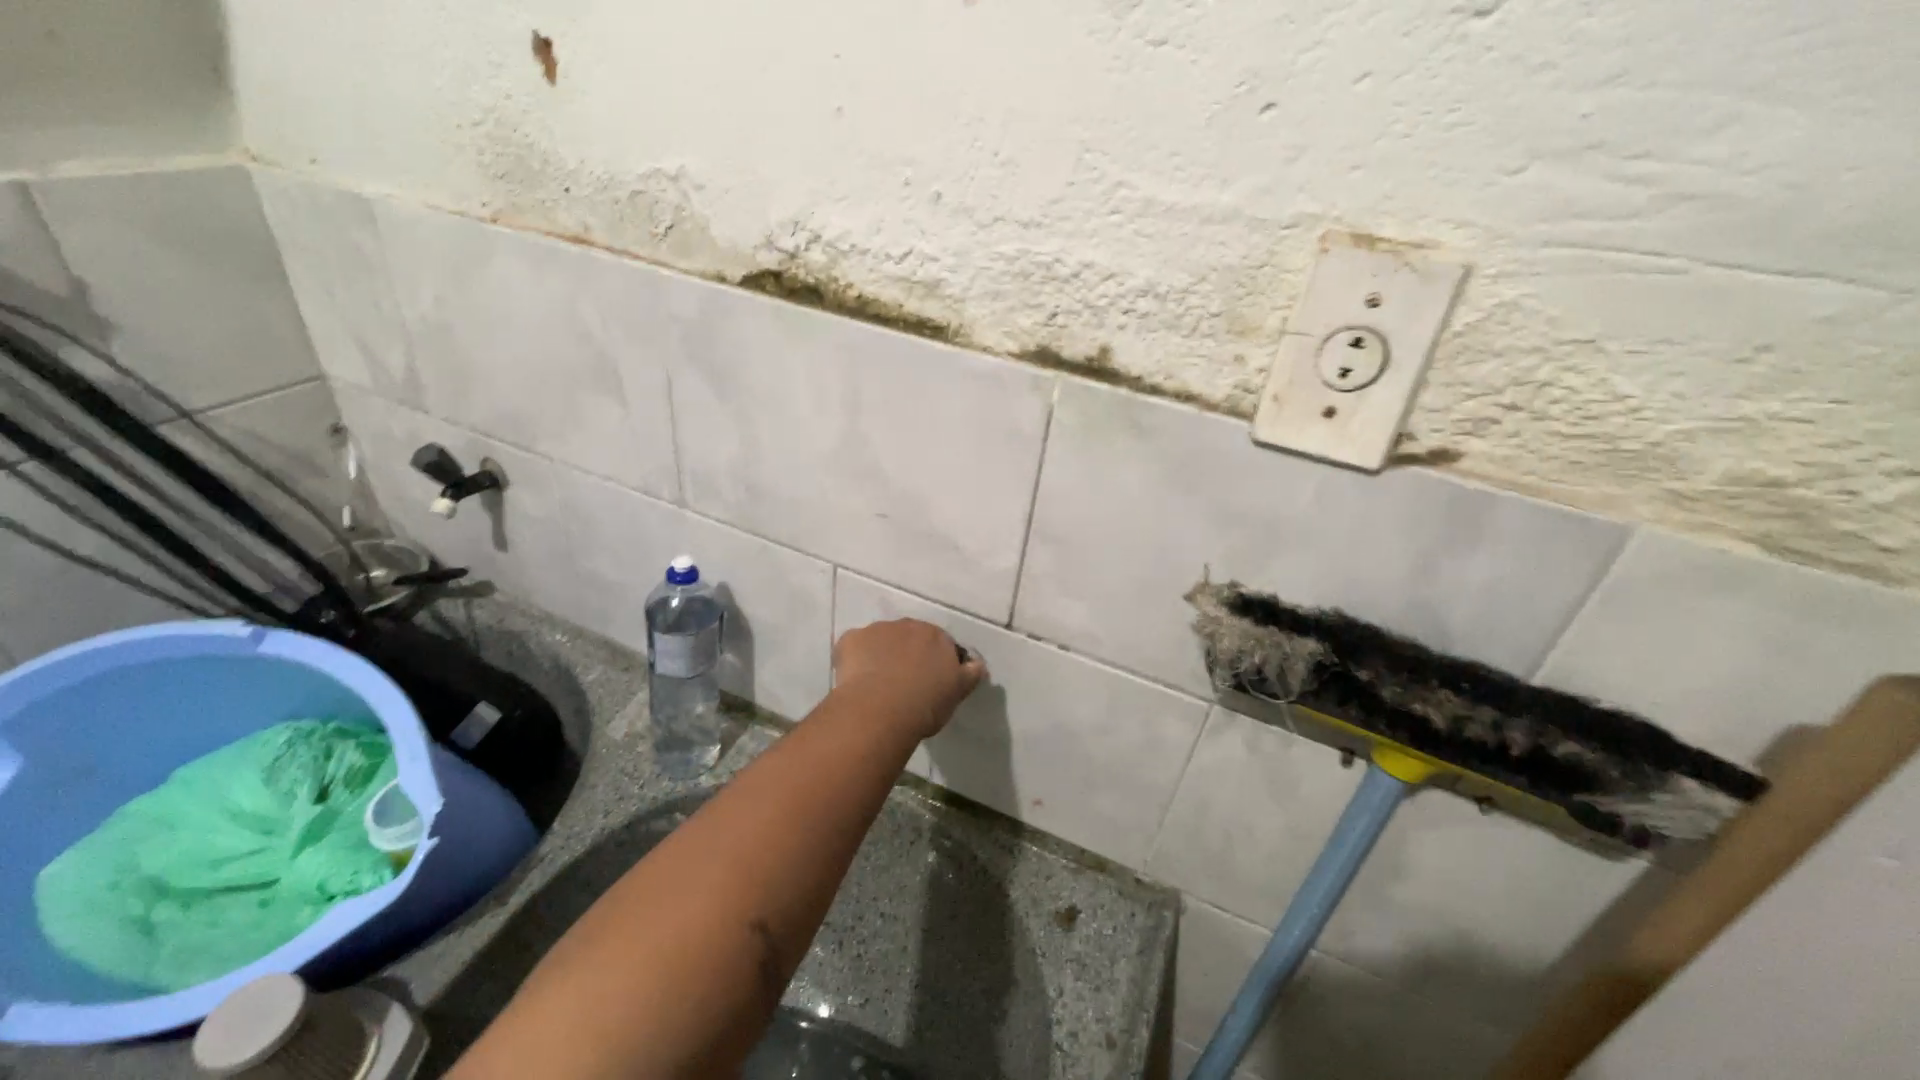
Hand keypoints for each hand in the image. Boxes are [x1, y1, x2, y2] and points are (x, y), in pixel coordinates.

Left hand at [832, 619, 986, 739]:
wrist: (881, 710)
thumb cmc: (925, 705)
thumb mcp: (957, 693)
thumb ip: (969, 675)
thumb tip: (978, 664)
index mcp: (937, 637)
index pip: (941, 644)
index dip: (935, 663)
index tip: (930, 684)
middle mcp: (908, 626)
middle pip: (910, 637)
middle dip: (907, 654)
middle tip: (904, 684)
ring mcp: (877, 630)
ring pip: (881, 640)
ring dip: (881, 654)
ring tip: (878, 685)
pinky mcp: (850, 640)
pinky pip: (855, 647)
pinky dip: (855, 659)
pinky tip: (856, 681)